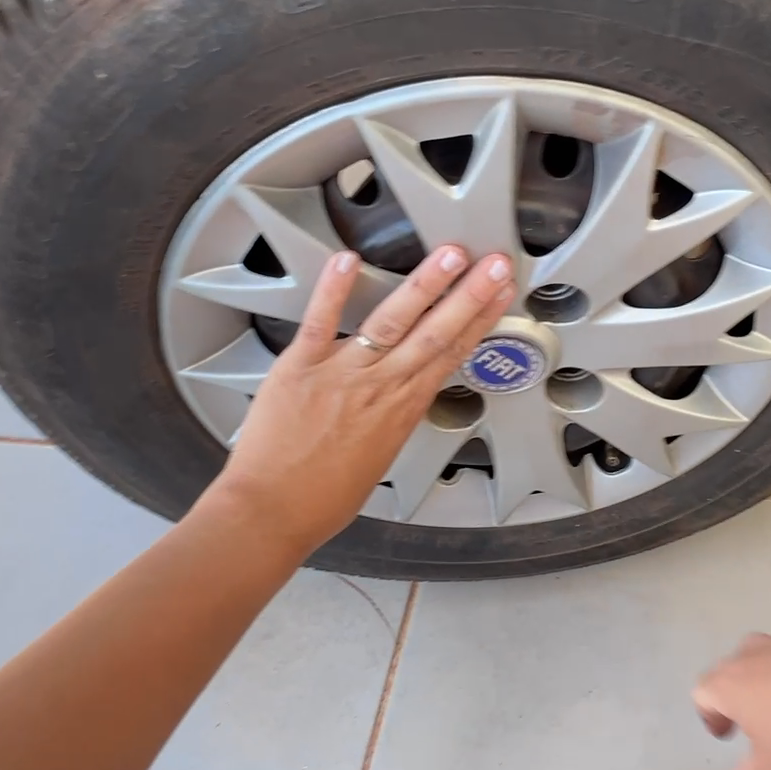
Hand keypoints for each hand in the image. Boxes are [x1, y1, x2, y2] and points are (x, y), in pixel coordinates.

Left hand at [204, 244, 515, 554]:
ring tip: (450, 255)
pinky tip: (349, 260)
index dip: (481, 319)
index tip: (501, 293)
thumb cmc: (321, 496)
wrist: (270, 514)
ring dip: (425, 286)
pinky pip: (320, 321)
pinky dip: (334, 289)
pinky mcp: (300, 367)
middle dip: (470, 294)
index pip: (453, 353)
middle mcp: (382, 386)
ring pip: (393, 321)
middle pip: (436, 332)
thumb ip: (393, 414)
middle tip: (494, 264)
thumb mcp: (379, 455)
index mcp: (404, 408)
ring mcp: (343, 373)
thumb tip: (403, 393)